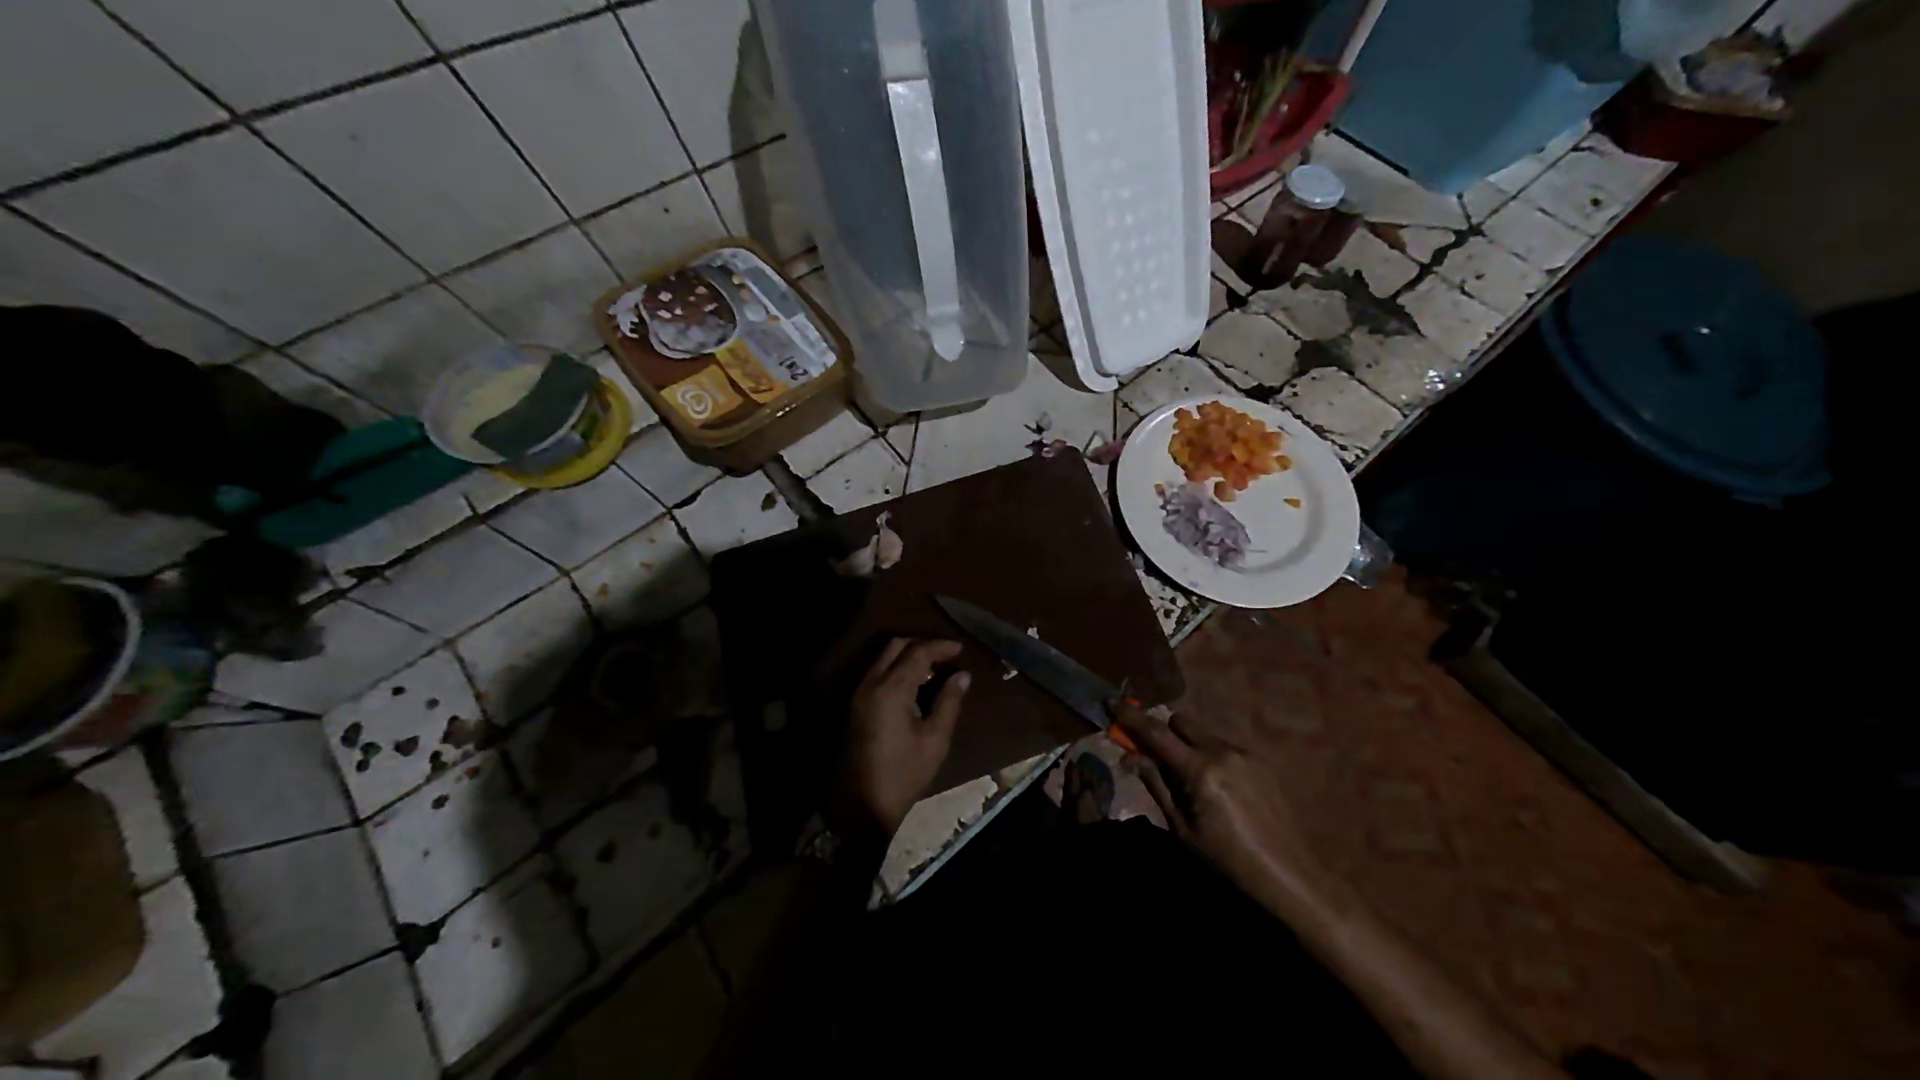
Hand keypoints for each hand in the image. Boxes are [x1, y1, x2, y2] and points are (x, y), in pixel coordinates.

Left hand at [832, 638, 971, 843]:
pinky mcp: (855, 706)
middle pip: (895, 647)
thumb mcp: (935, 740)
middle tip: (947, 656)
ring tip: (935, 670)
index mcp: (891, 690)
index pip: (917, 653)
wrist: (863, 805)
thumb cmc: (904, 774)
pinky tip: (915, 685)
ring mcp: (859, 695)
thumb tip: (962, 676)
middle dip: (922, 645)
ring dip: (908, 656)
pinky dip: (896, 669)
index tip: (961, 649)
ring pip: (883, 659)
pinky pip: (877, 674)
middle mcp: (870, 684)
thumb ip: (949, 702)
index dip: (940, 647)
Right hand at [1114, 702, 1323, 901]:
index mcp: (1200, 769)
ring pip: (1203, 733)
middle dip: (1163, 731)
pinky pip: (1224, 747)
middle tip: (1153, 755)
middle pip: (1181, 721)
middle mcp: (1223, 751)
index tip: (1112, 702)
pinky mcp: (1261, 763)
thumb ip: (1156, 784)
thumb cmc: (1226, 861)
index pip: (1156, 732)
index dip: (1131, 716)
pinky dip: (1209, 756)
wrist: (1288, 876)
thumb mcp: (1181, 827)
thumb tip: (1130, 756)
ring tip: (1189, 780)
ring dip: (1187, 745)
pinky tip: (1217, 788)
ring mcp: (1245, 754)